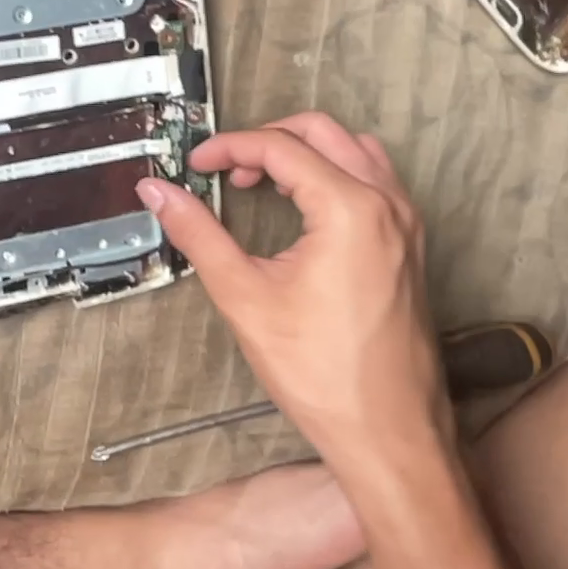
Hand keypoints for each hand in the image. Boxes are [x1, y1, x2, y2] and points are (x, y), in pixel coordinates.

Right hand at [136, 113, 448, 459]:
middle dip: (265, 139)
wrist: (390, 436)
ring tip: (259, 183)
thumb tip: (157, 191)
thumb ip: (197, 232)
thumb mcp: (243, 295)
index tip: (194, 164)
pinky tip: (301, 208)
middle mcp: (388, 204)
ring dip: (302, 152)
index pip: (280, 147)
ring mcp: (407, 225)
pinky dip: (331, 173)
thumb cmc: (319, 371)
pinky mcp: (410, 247)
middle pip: (322, 132)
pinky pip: (373, 180)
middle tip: (224, 169)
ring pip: (354, 149)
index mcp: (350, 208)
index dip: (229, 147)